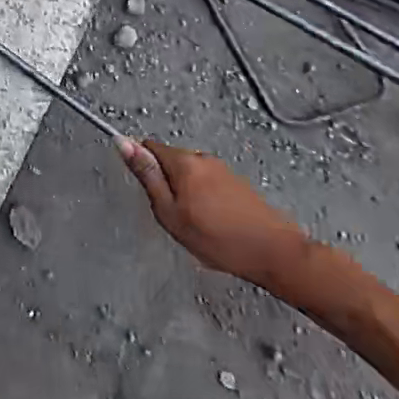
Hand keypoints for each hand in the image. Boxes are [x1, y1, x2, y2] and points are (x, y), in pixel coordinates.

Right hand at [118, 137, 313, 289]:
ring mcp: (222, 170)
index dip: (143, 168)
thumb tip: (123, 144)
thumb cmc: (222, 240)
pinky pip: (208, 185)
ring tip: (197, 225)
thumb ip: (146, 176)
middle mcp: (203, 158)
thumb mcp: (170, 213)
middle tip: (174, 216)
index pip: (148, 146)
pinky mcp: (237, 183)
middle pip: (170, 161)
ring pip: (189, 175)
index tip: (150, 192)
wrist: (274, 254)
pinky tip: (215, 226)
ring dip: (187, 194)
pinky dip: (205, 201)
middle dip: (166, 185)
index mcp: (184, 161)